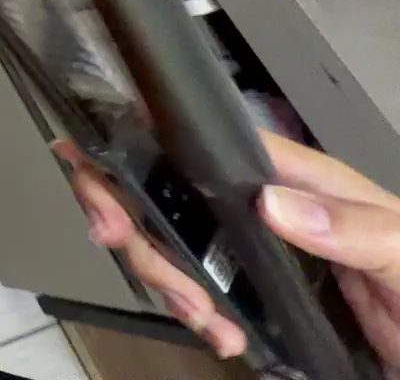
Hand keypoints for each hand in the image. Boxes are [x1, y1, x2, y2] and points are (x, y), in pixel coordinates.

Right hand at [57, 132, 399, 372]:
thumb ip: (361, 229)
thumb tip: (270, 202)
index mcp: (284, 177)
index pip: (186, 141)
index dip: (128, 150)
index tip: (110, 190)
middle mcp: (248, 201)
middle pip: (148, 186)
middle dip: (127, 219)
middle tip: (119, 242)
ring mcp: (238, 243)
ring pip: (154, 234)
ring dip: (155, 271)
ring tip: (199, 314)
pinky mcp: (239, 285)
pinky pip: (182, 280)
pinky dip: (184, 306)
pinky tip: (214, 329)